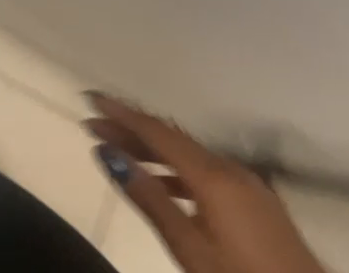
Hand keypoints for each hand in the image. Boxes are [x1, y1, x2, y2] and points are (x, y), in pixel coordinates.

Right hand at [85, 93, 326, 272]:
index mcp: (214, 177)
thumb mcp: (188, 247)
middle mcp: (231, 170)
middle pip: (173, 138)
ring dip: (153, 149)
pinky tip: (163, 182)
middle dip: (131, 128)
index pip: (158, 132)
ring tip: (118, 150)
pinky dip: (176, 168)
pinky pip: (207, 170)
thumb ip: (148, 197)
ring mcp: (249, 186)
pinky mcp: (258, 204)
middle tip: (93, 125)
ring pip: (190, 154)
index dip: (122, 114)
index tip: (90, 100)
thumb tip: (107, 153)